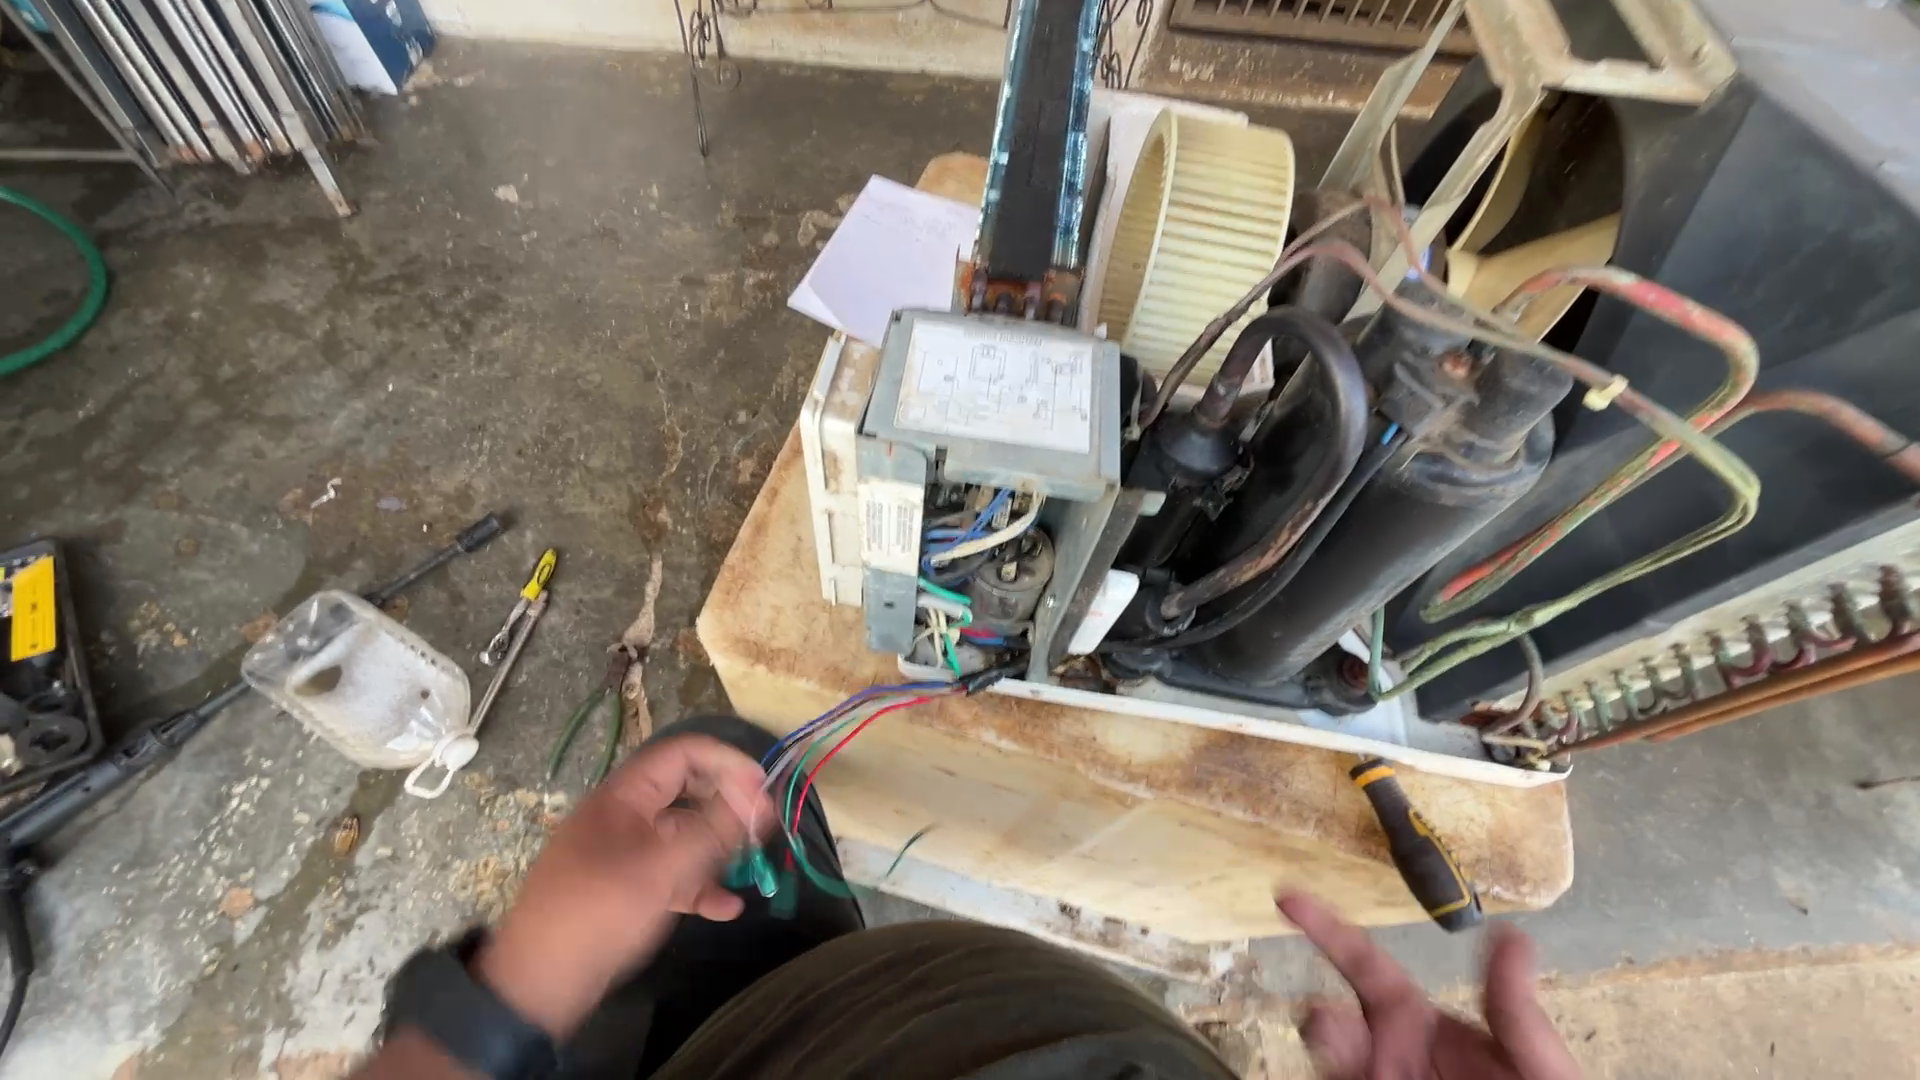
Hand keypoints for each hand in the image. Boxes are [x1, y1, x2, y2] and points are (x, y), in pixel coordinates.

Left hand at [471, 735, 771, 1037]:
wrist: (535, 987)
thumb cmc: (600, 912)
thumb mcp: (664, 868)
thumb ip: (715, 829)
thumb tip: (760, 798)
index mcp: (626, 795)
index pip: (684, 753)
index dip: (727, 762)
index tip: (762, 787)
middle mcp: (626, 814)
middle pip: (687, 791)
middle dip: (727, 805)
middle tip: (761, 824)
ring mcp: (624, 852)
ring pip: (683, 834)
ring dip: (718, 848)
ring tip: (752, 865)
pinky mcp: (625, 887)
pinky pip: (671, 873)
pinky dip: (699, 885)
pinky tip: (727, 907)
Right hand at [1277, 892, 1578, 1078]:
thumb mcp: (1537, 1066)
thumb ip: (1516, 1012)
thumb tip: (1512, 932)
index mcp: (1417, 1021)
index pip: (1361, 962)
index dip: (1322, 925)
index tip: (1284, 896)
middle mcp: (1384, 1048)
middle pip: (1330, 1020)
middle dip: (1323, 1021)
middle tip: (1331, 1027)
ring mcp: (1374, 1075)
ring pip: (1328, 1060)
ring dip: (1332, 1054)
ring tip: (1359, 1067)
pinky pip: (1333, 1077)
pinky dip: (1336, 1072)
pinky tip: (1353, 1073)